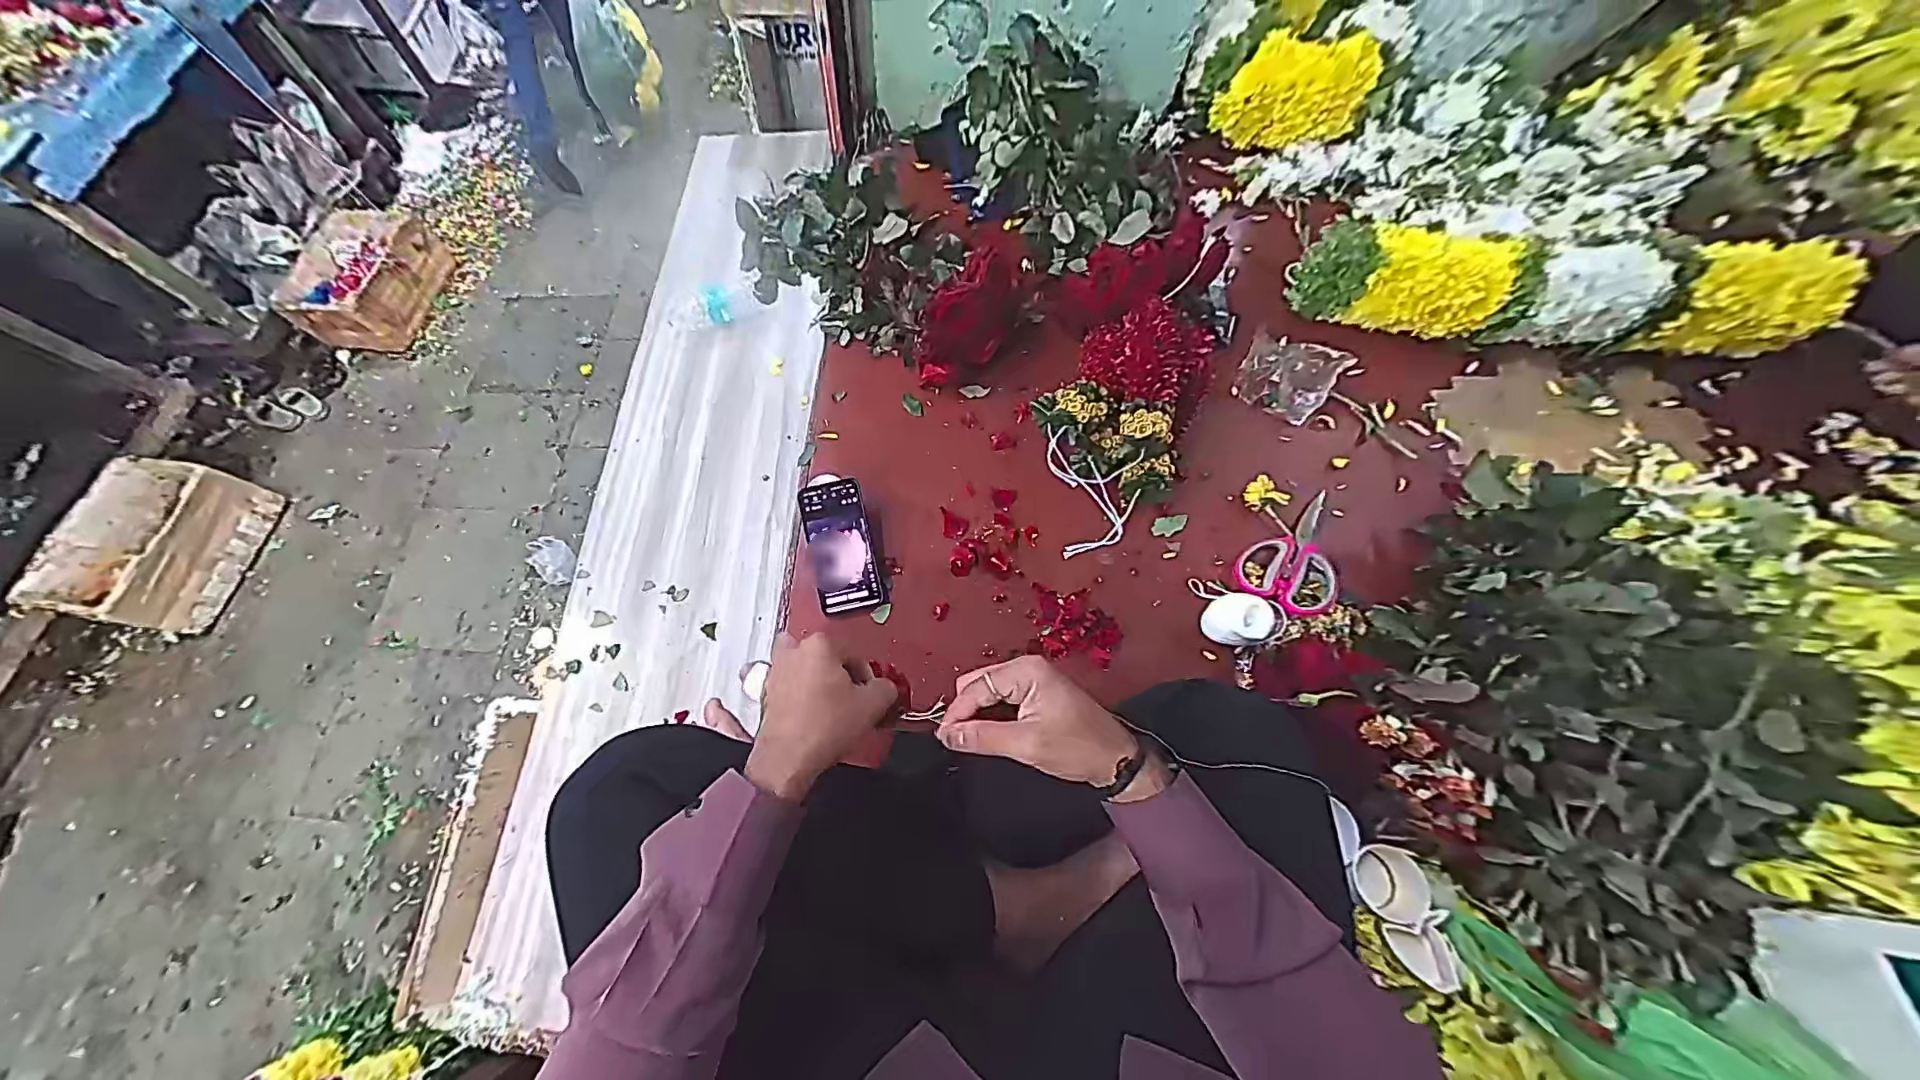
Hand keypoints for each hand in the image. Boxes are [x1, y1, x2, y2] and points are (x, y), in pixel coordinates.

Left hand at [743, 632, 897, 801]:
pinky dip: (802, 696)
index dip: (867, 678)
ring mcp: (777, 671)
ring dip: (819, 682)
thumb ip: (886, 688)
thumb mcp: (872, 705)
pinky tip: (813, 716)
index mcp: (821, 644)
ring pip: (807, 669)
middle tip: (851, 698)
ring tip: (830, 706)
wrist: (788, 758)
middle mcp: (795, 651)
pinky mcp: (767, 692)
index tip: (868, 694)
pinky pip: (792, 686)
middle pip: (828, 658)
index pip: (854, 654)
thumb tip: (884, 688)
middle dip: (841, 677)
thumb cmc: (823, 727)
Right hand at [936, 656, 1168, 799]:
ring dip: (977, 714)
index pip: (975, 687)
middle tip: (957, 741)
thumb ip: (982, 737)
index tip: (944, 738)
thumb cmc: (1077, 748)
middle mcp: (1027, 667)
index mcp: (1026, 670)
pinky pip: (1002, 698)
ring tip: (971, 741)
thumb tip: (947, 735)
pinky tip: (990, 734)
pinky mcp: (1036, 691)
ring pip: (988, 691)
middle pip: (978, 684)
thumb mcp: (1026, 745)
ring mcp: (1032, 677)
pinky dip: (991, 715)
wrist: (1116, 758)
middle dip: (965, 711)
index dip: (956, 713)